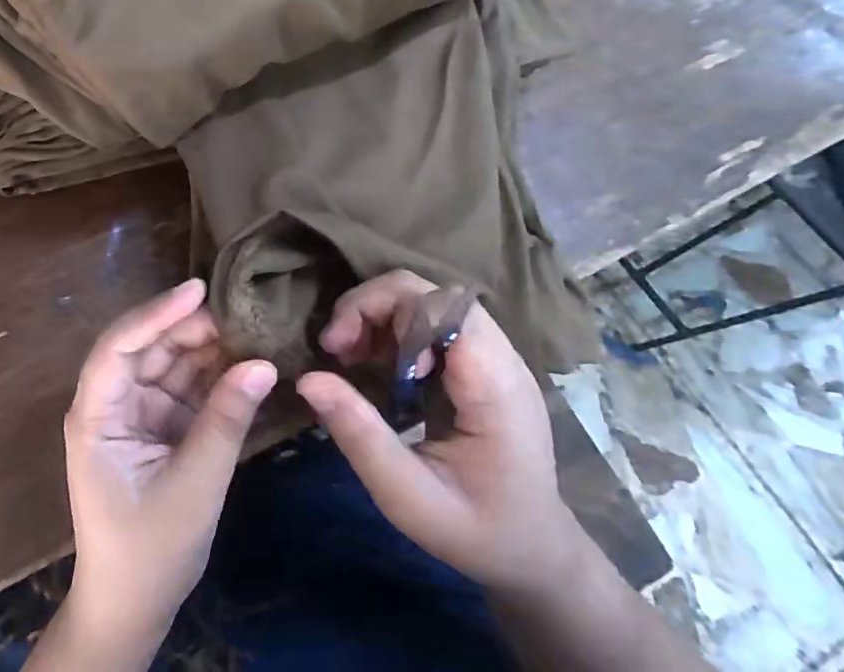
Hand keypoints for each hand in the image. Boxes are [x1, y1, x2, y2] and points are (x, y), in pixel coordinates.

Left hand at [60, 279, 277, 644]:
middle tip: (245, 316)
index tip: (199, 290)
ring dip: (210, 350)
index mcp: (97, 415)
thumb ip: (226, 420)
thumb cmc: (150, 549)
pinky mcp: (162, 426)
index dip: (156, 313)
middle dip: (193, 329)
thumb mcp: (194, 485)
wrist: (135, 606)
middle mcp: (113, 403)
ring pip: (173, 363)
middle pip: (150, 348)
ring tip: (254, 334)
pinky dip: (217, 378)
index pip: (119, 347)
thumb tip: (263, 363)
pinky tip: (249, 365)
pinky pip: (189, 388)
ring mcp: (138, 413)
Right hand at [295, 270, 582, 591]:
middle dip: (372, 307)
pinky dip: (397, 331)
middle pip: (430, 292)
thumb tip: (307, 379)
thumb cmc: (476, 531)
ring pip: (430, 300)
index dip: (379, 307)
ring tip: (351, 356)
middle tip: (337, 350)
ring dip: (382, 316)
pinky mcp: (485, 363)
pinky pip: (436, 322)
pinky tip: (379, 364)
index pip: (437, 303)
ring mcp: (497, 357)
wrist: (535, 552)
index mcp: (493, 384)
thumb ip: (360, 436)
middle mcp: (502, 357)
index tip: (338, 348)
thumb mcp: (408, 497)